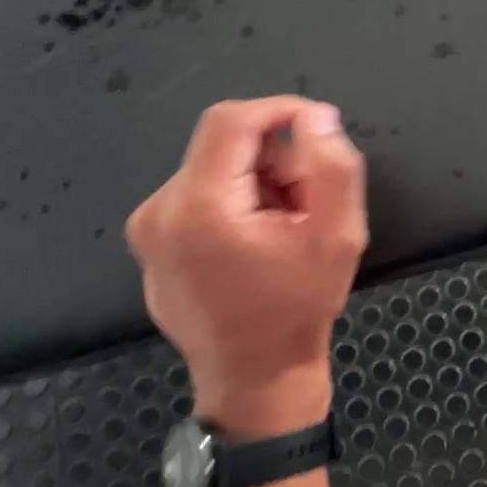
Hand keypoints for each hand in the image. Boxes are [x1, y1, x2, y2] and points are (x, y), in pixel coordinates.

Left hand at [127, 97, 368, 438]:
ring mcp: (148, 230)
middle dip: (278, 162)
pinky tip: (262, 245)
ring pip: (216, 173)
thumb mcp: (338, 235)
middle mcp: (159, 209)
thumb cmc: (299, 307)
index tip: (321, 125)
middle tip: (314, 204)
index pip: (231, 121)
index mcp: (199, 205)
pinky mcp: (152, 246)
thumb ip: (333, 168)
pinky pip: (200, 199)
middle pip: (226, 148)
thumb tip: (318, 118)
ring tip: (290, 230)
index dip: (280, 110)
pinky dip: (238, 204)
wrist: (256, 376)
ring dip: (261, 185)